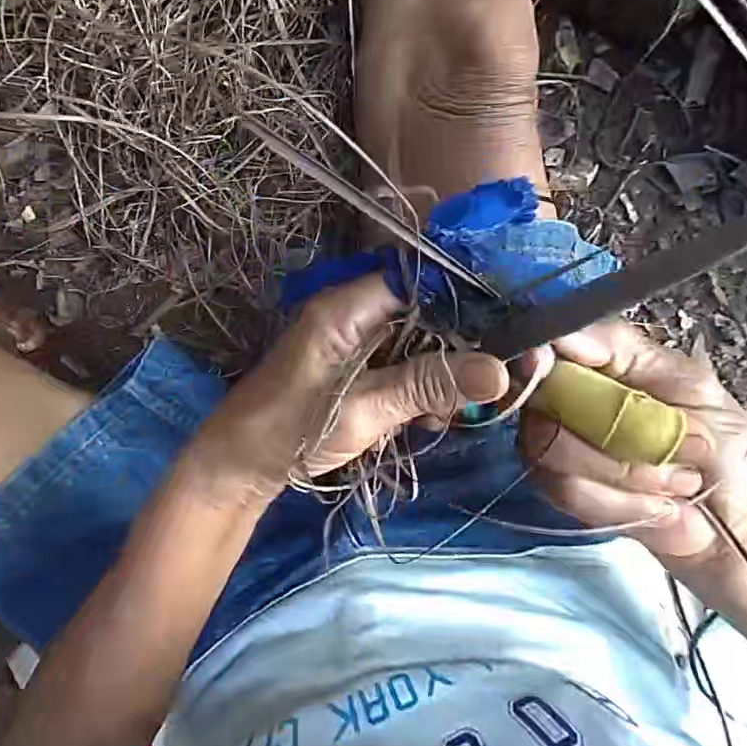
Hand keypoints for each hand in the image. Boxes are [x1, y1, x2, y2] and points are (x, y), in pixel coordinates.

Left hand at [190, 275, 508, 498]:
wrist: (237, 465)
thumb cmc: (291, 429)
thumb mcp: (364, 409)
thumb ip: (428, 384)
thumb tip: (500, 370)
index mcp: (346, 307)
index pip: (418, 280)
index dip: (464, 296)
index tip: (509, 324)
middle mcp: (350, 315)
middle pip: (422, 313)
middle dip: (458, 345)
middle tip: (494, 381)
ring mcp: (351, 343)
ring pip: (415, 343)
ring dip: (440, 374)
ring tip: (454, 412)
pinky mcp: (352, 370)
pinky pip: (398, 367)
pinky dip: (418, 390)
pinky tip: (429, 419)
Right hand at [516, 320, 746, 577]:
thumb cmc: (727, 446)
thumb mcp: (686, 380)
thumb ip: (618, 347)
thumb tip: (555, 335)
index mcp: (591, 361)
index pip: (539, 345)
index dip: (536, 356)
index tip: (544, 364)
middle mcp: (561, 398)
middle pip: (537, 400)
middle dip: (609, 431)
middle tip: (672, 445)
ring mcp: (556, 445)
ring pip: (550, 448)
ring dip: (624, 473)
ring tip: (676, 483)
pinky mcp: (561, 491)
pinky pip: (566, 489)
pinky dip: (620, 503)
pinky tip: (657, 506)